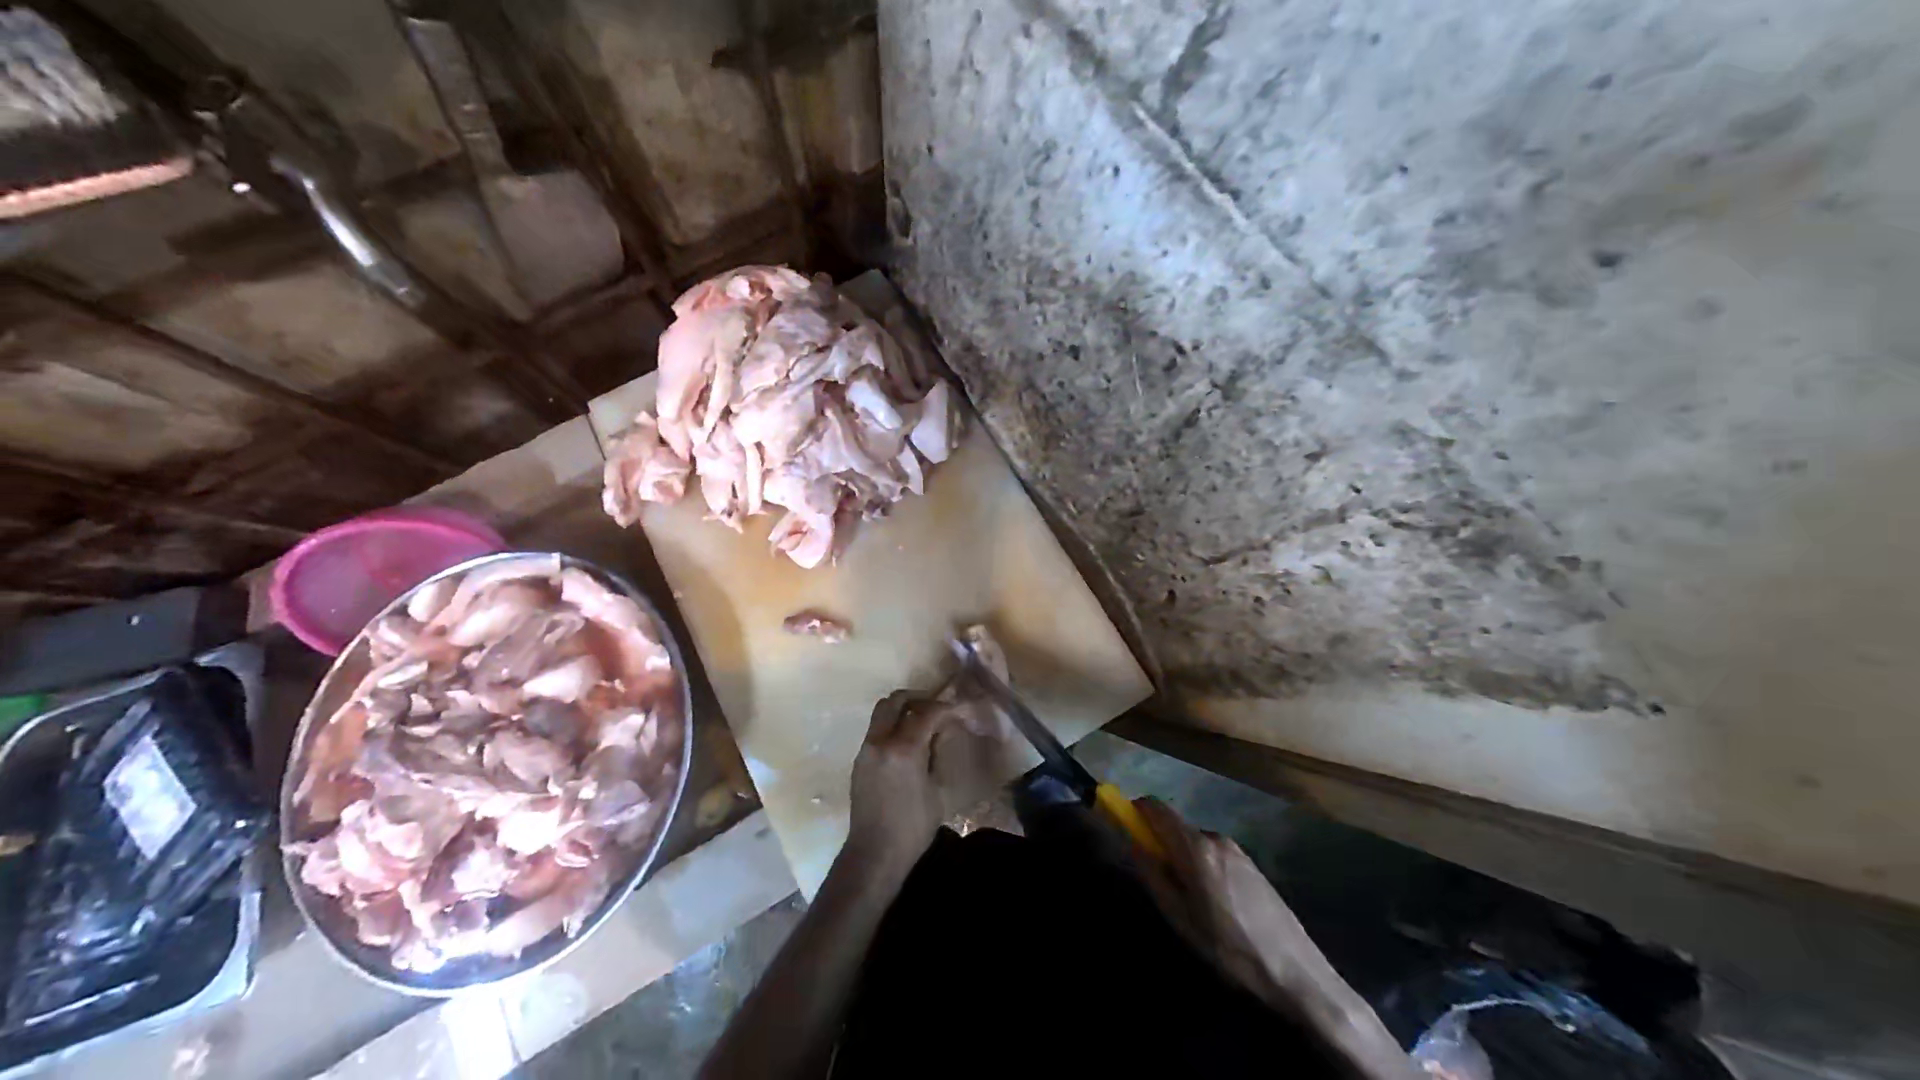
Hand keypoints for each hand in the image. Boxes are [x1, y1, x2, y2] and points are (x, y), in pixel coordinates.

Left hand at [842, 690, 954, 883]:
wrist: (875, 852)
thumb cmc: (913, 827)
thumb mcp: (937, 790)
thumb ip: (937, 755)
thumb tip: (940, 733)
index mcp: (903, 749)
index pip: (925, 713)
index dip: (944, 707)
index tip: (957, 709)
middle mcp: (880, 742)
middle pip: (895, 701)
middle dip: (917, 699)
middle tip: (935, 707)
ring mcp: (866, 750)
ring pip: (881, 713)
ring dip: (902, 710)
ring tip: (921, 723)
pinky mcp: (859, 761)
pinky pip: (876, 731)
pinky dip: (892, 727)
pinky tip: (907, 743)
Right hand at [1133, 800, 1421, 1079]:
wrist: (1296, 972)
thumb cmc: (1230, 948)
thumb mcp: (1180, 917)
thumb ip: (1152, 875)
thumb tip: (1132, 842)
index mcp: (1196, 847)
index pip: (1156, 807)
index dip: (1135, 811)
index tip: (1124, 828)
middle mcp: (1216, 838)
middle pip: (1175, 825)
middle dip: (1160, 844)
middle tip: (1161, 883)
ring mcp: (1237, 849)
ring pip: (1194, 842)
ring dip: (1183, 858)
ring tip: (1193, 903)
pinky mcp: (1252, 863)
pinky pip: (1213, 853)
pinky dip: (1202, 866)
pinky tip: (1216, 905)